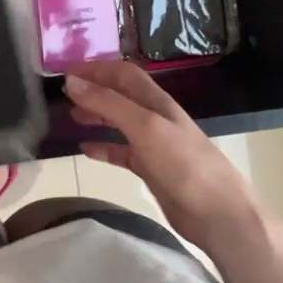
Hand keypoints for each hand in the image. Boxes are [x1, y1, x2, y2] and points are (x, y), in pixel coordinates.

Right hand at [65, 60, 259, 247]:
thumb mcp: (143, 126)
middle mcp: (154, 118)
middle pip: (120, 95)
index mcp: (156, 101)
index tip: (66, 72)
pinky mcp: (150, 169)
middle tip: (64, 94)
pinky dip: (103, 148)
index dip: (97, 68)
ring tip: (72, 116)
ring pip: (119, 122)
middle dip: (94, 90)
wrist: (217, 213)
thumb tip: (71, 81)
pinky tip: (86, 149)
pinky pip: (121, 152)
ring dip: (97, 115)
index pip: (124, 74)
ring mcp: (153, 144)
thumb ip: (108, 103)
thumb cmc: (183, 163)